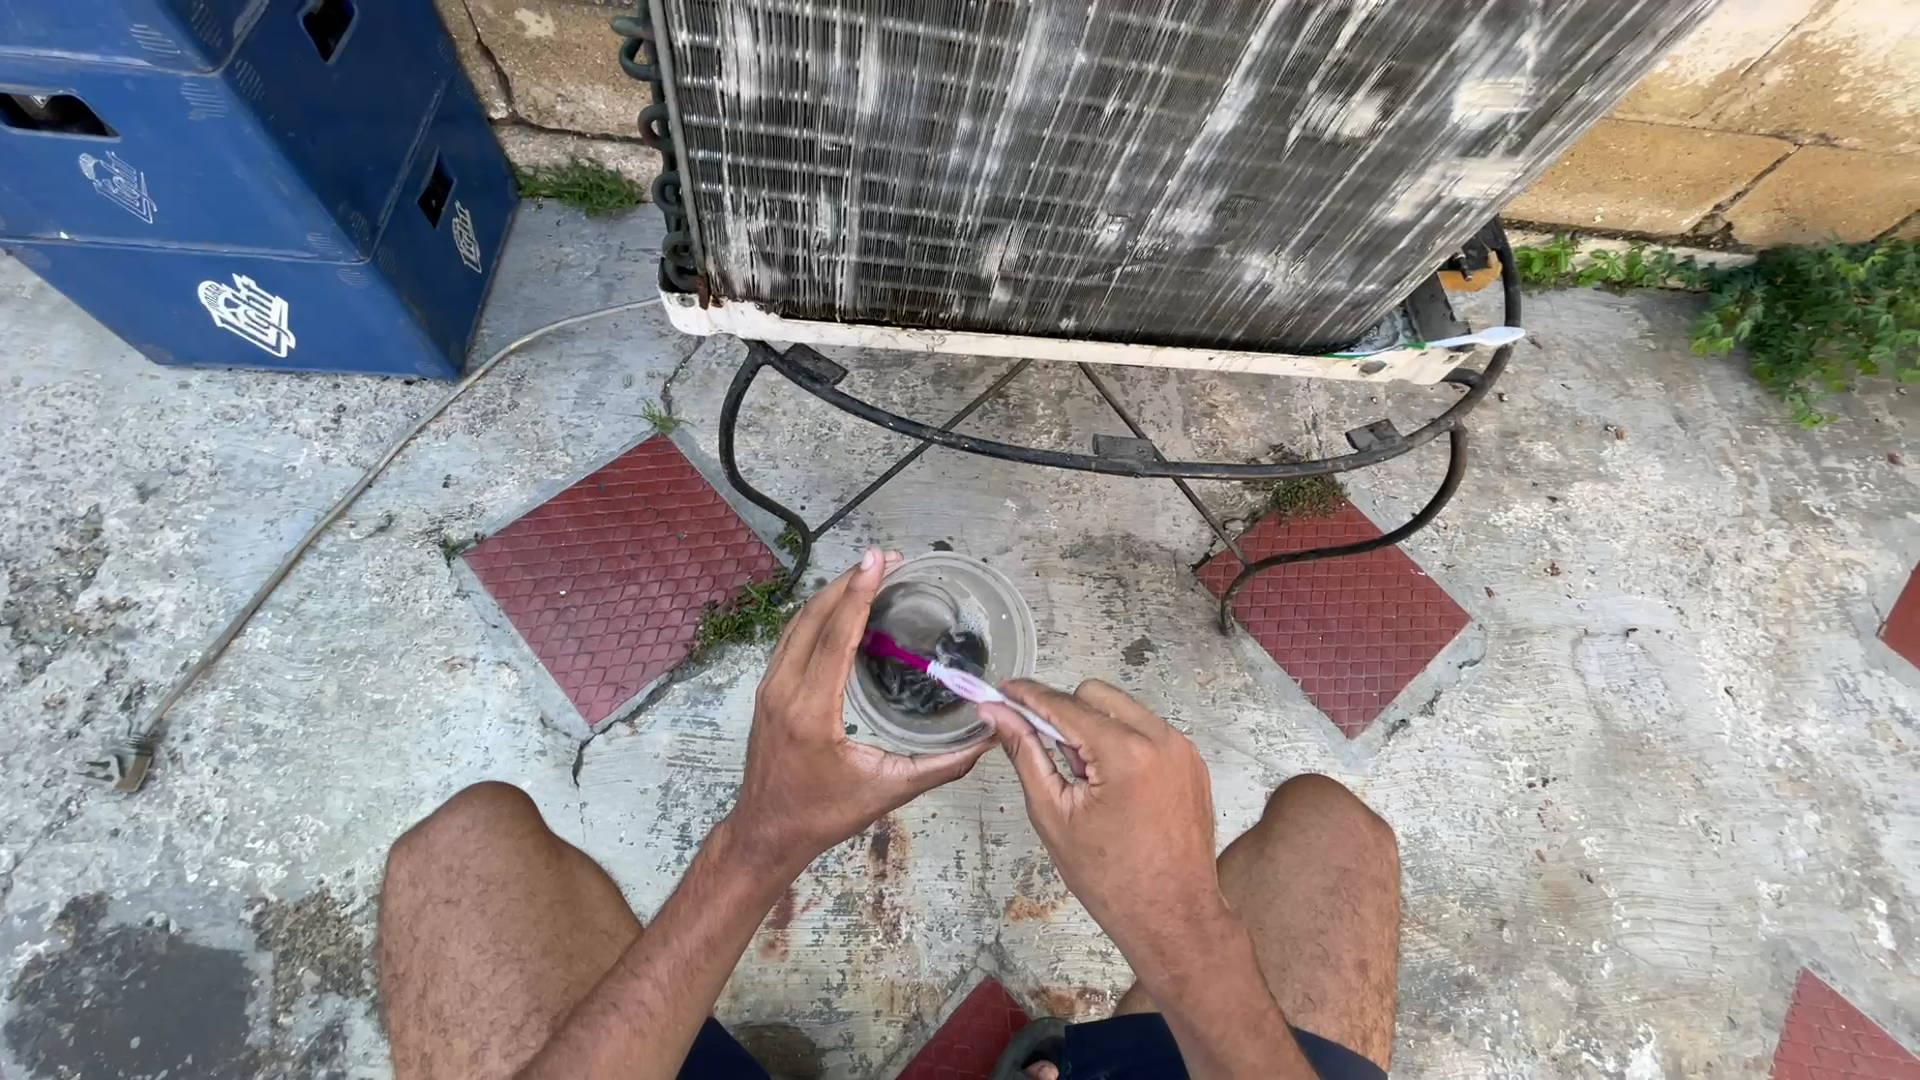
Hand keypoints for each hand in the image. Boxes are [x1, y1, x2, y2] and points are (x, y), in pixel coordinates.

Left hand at [728, 549, 992, 874]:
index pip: (837, 635)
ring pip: (798, 621)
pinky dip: (816, 612)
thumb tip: (987, 738)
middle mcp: (784, 689)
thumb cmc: (825, 814)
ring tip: (867, 573)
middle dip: (850, 581)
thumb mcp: (888, 791)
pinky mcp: (767, 688)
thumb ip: (942, 765)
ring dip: (832, 592)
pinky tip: (838, 605)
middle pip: (815, 616)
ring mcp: (770, 686)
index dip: (860, 593)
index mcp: (811, 710)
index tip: (880, 561)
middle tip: (886, 560)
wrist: (766, 831)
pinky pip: (790, 636)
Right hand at [980, 680, 1230, 976]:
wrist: (1173, 918)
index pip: (1064, 704)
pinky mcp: (1190, 759)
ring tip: (1086, 778)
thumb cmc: (1111, 878)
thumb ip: (1025, 753)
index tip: (1002, 691)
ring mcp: (1181, 747)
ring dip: (1094, 726)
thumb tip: (998, 714)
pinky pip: (1145, 727)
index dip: (1027, 695)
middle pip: (1094, 694)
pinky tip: (1111, 783)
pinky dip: (1121, 740)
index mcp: (1125, 753)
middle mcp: (1159, 739)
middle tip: (1053, 755)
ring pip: (1121, 707)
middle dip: (1065, 713)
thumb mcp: (1053, 815)